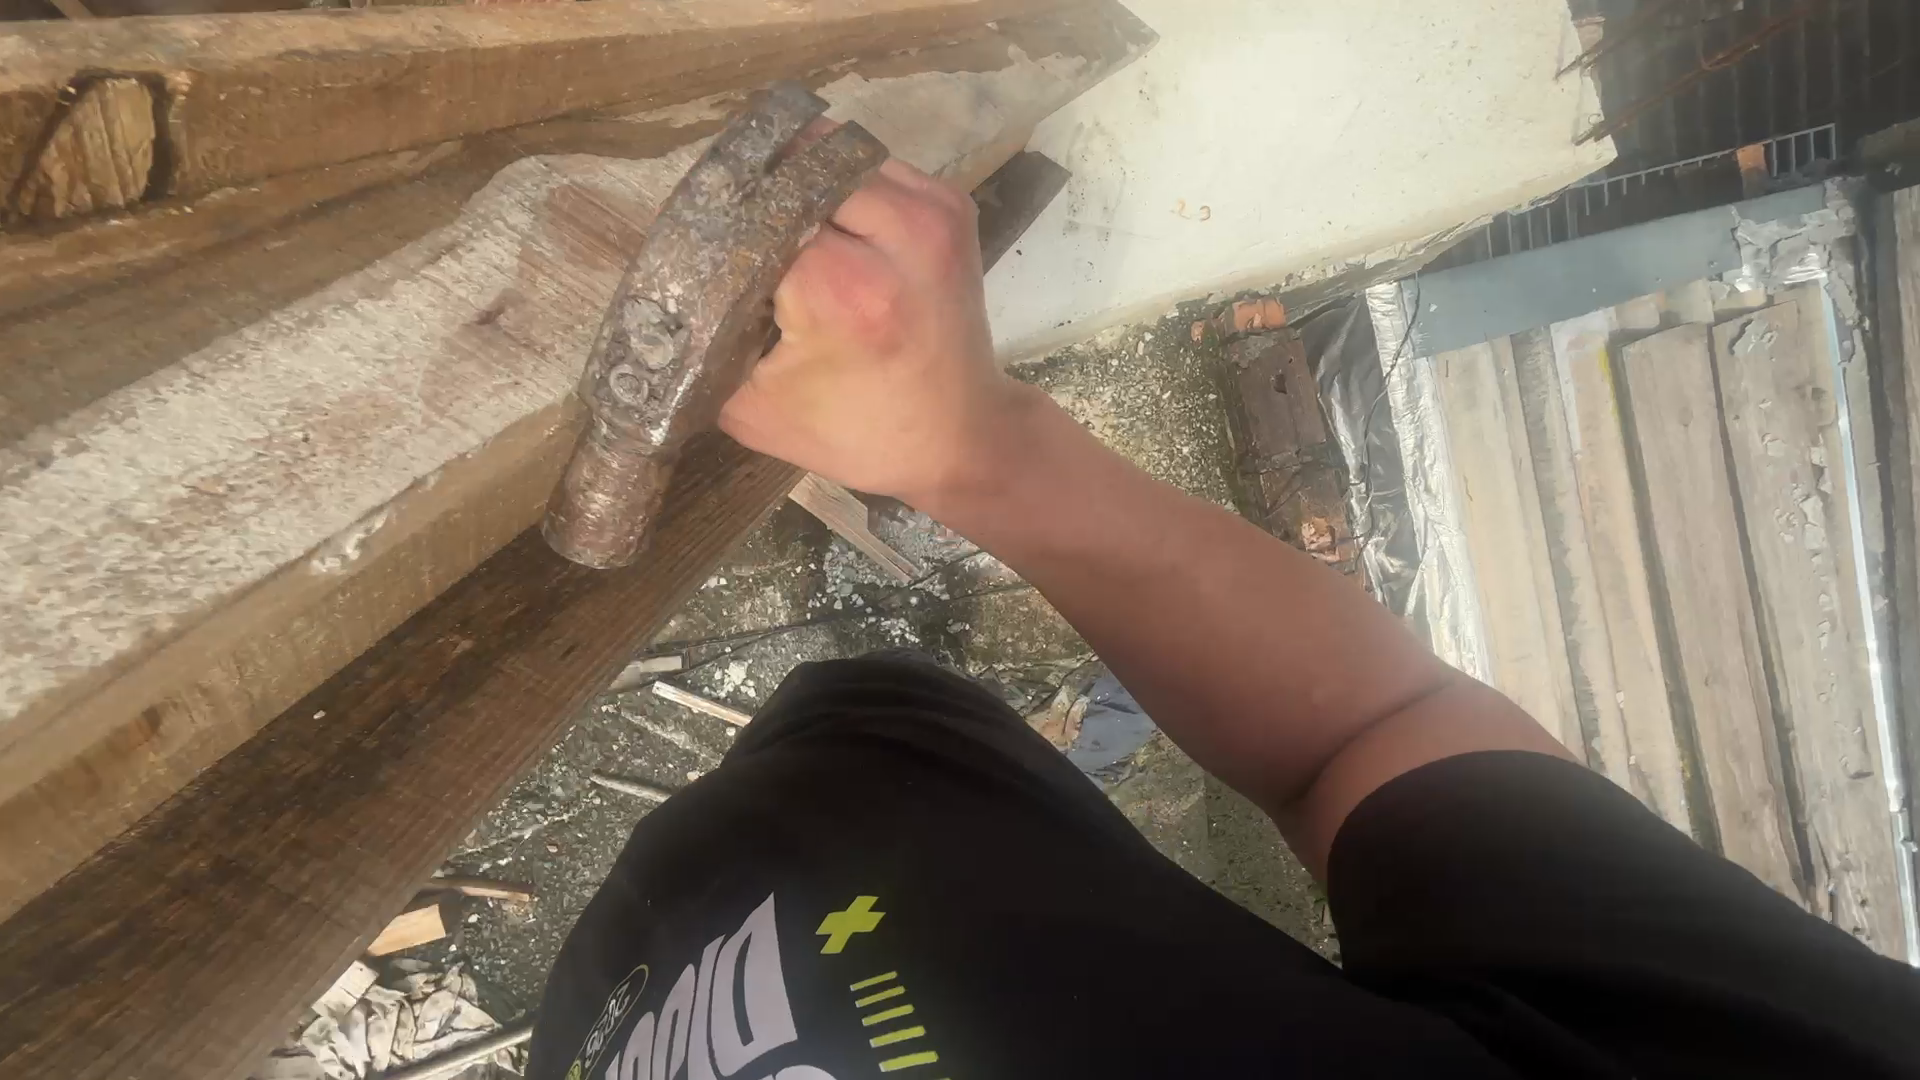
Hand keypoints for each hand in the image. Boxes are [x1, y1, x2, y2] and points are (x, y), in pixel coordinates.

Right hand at [719, 158, 1031, 509]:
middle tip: (737, 242)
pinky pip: (871, 165)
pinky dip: (839, 187)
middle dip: (753, 201)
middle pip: (786, 170)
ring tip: (786, 235)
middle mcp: (896, 235)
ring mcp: (932, 213)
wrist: (956, 438)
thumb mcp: (751, 407)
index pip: (747, 214)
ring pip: (829, 154)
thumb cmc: (857, 436)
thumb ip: (699, 339)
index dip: (716, 230)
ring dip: (796, 186)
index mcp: (843, 290)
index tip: (701, 257)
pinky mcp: (950, 206)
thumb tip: (669, 273)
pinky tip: (832, 229)